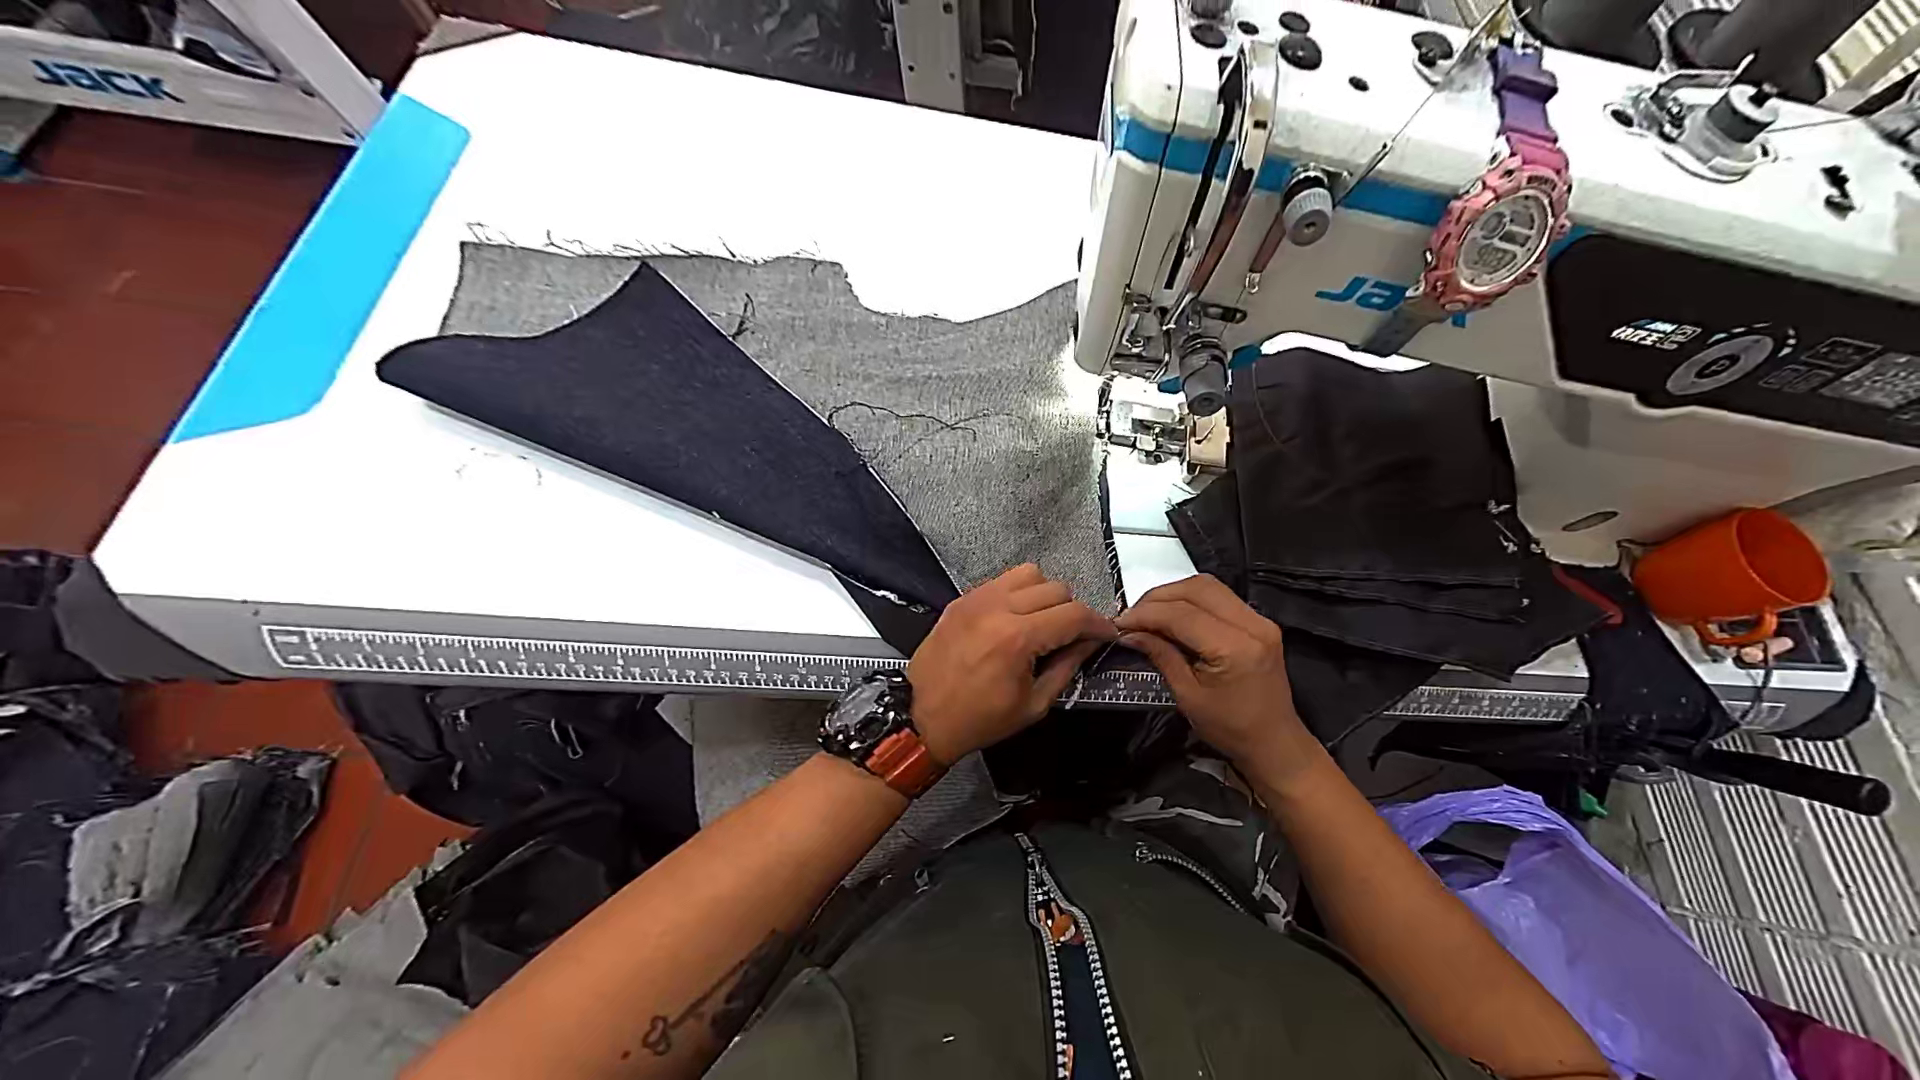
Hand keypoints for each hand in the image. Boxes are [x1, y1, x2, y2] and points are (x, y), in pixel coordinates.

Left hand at [908, 563, 1115, 764]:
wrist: (922, 717)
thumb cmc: (976, 719)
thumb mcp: (1034, 704)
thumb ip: (1067, 666)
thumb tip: (1089, 643)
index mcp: (1017, 639)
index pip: (1074, 614)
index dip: (1098, 624)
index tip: (1105, 633)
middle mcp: (996, 610)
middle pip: (1056, 588)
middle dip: (1073, 611)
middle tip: (1073, 634)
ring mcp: (976, 600)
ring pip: (1030, 574)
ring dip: (1045, 594)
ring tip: (1043, 621)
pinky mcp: (962, 600)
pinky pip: (1001, 580)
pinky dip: (1017, 592)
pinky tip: (1017, 617)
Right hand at [1114, 575, 1317, 778]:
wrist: (1274, 742)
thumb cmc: (1231, 728)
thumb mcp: (1187, 695)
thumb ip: (1161, 655)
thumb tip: (1129, 634)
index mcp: (1235, 648)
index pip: (1182, 614)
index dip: (1146, 614)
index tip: (1119, 623)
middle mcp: (1253, 625)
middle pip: (1196, 589)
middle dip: (1157, 598)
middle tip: (1132, 617)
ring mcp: (1259, 620)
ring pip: (1207, 586)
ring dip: (1173, 594)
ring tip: (1149, 614)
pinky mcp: (1258, 622)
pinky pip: (1218, 596)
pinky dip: (1190, 599)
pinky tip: (1172, 615)